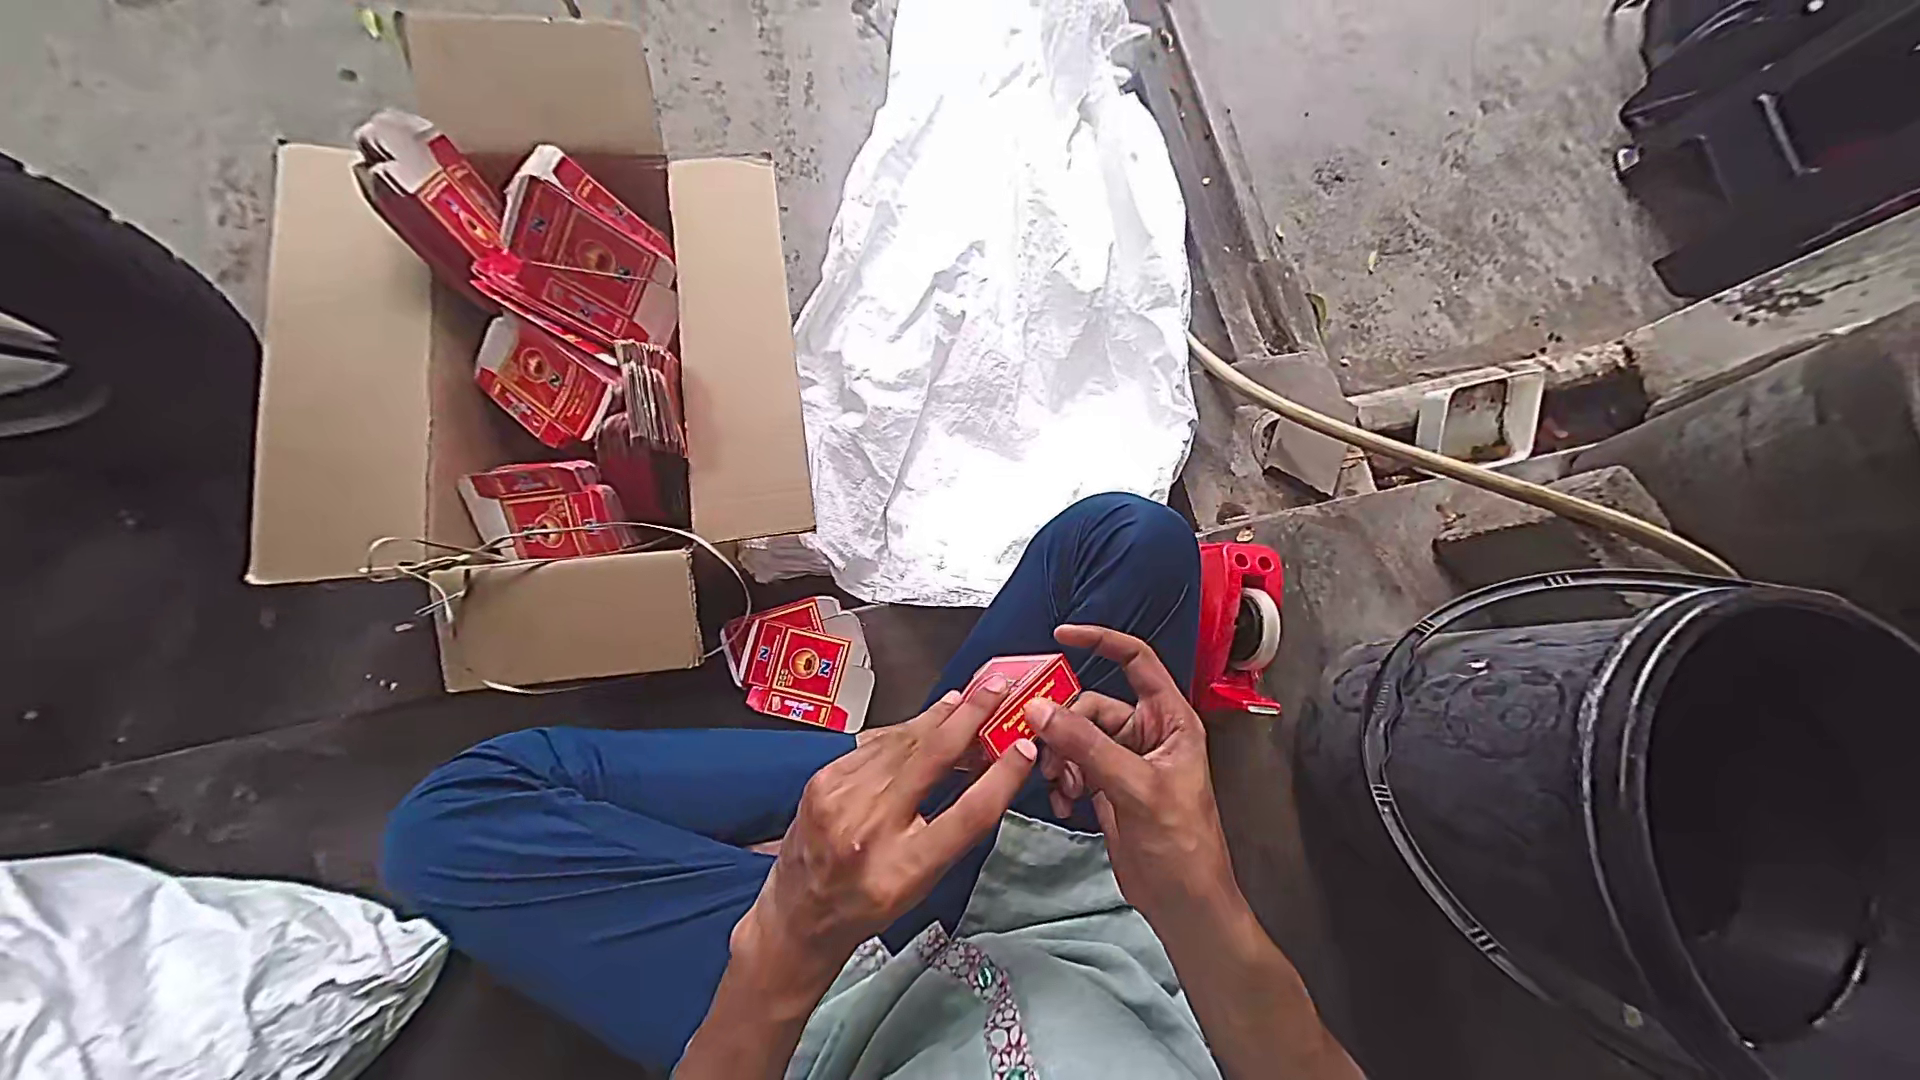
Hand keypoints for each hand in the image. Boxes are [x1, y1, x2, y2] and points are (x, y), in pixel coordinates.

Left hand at [732, 679, 1037, 985]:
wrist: (798, 911)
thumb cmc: (866, 902)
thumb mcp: (921, 882)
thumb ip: (954, 827)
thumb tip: (985, 768)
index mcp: (904, 870)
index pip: (967, 815)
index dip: (1002, 777)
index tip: (1024, 747)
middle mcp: (870, 830)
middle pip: (932, 758)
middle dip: (970, 716)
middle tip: (996, 689)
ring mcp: (842, 799)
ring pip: (904, 741)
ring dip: (941, 716)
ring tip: (967, 699)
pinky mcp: (825, 778)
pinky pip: (877, 743)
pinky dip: (907, 730)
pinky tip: (926, 721)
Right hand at [1026, 625, 1238, 926]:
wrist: (1183, 904)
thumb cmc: (1182, 845)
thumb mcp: (1135, 787)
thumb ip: (1087, 746)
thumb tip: (1041, 710)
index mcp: (1169, 719)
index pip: (1136, 660)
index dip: (1101, 641)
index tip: (1064, 635)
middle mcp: (1145, 732)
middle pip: (1091, 705)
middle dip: (1065, 725)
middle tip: (1048, 750)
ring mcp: (1123, 758)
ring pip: (1076, 735)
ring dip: (1061, 756)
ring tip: (1063, 785)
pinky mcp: (1106, 782)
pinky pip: (1073, 763)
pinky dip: (1063, 777)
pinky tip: (1065, 799)